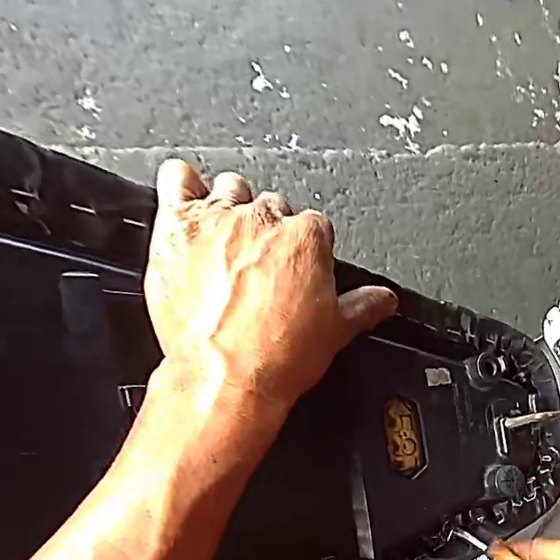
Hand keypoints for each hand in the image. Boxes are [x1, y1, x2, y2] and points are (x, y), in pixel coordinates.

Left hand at [144, 159, 396, 410]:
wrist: (227, 379)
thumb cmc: (278, 357)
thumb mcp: (336, 332)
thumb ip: (364, 306)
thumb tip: (385, 298)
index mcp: (306, 239)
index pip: (315, 226)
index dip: (310, 250)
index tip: (301, 270)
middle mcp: (262, 220)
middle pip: (272, 206)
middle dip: (271, 230)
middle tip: (265, 265)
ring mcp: (217, 220)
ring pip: (229, 188)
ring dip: (232, 206)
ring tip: (229, 240)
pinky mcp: (175, 227)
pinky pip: (176, 180)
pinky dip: (183, 186)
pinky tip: (189, 206)